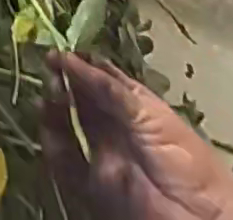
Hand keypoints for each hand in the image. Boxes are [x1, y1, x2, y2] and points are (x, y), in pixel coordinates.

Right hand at [41, 53, 232, 219]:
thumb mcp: (151, 118)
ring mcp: (101, 152)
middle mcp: (114, 125)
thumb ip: (109, 90)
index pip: (100, 76)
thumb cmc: (187, 165)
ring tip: (52, 93)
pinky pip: (61, 154)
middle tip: (52, 70)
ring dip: (54, 102)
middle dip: (63, 79)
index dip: (80, 62)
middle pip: (79, 95)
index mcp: (134, 107)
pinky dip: (48, 134)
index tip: (59, 52)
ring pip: (66, 119)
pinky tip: (45, 116)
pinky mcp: (90, 181)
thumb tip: (68, 58)